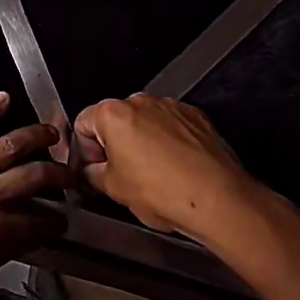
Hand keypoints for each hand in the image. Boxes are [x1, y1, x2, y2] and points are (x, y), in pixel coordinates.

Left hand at [0, 92, 70, 294]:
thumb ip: (6, 246)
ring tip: (52, 134)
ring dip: (35, 137)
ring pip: (9, 146)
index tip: (60, 221)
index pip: (38, 222)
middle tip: (69, 177)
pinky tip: (3, 98)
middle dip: (59, 176)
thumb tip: (29, 232)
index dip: (54, 222)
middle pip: (34, 177)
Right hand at [73, 95, 264, 243]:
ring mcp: (171, 106)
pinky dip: (167, 141)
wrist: (217, 198)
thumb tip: (91, 172)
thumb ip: (93, 174)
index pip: (82, 124)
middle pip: (114, 119)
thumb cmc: (163, 192)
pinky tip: (172, 168)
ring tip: (150, 174)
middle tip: (118, 174)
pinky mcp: (195, 116)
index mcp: (113, 114)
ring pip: (144, 121)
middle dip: (112, 144)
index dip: (83, 151)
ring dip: (140, 141)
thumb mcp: (113, 189)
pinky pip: (170, 125)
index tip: (90, 170)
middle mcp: (141, 101)